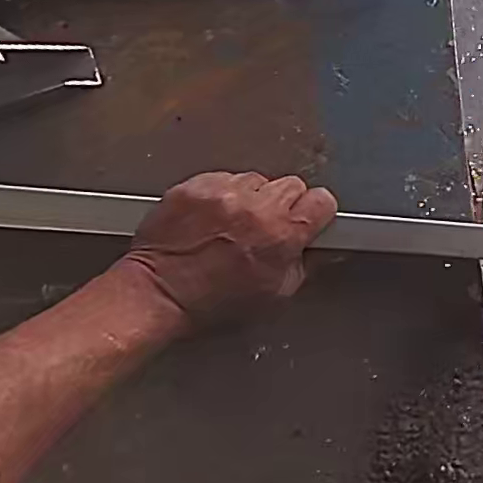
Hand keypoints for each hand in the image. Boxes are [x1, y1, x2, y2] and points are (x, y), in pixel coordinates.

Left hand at [116, 171, 337, 323]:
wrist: (160, 294)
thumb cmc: (214, 303)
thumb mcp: (278, 295)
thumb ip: (306, 264)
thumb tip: (321, 247)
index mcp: (283, 235)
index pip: (322, 200)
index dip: (317, 211)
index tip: (309, 219)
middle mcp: (256, 208)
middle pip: (292, 185)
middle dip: (286, 205)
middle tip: (270, 227)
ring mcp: (223, 194)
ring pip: (257, 179)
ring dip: (252, 198)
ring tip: (236, 224)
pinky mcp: (195, 186)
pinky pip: (223, 178)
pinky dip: (222, 195)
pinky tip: (214, 219)